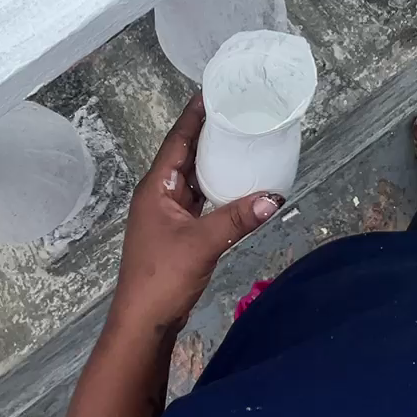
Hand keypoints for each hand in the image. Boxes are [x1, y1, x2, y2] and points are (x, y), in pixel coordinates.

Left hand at [112, 96, 283, 327]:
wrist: (142, 323)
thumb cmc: (162, 277)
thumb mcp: (202, 244)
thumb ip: (237, 219)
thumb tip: (274, 198)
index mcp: (156, 186)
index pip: (177, 140)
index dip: (193, 116)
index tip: (211, 92)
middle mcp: (159, 193)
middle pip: (185, 154)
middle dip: (207, 132)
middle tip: (234, 111)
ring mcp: (167, 213)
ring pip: (192, 176)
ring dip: (212, 159)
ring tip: (239, 139)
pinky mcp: (177, 230)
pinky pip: (199, 197)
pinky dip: (215, 187)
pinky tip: (235, 183)